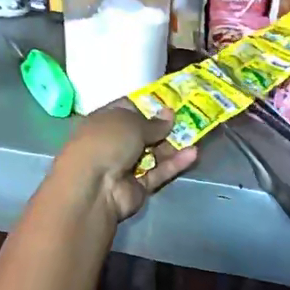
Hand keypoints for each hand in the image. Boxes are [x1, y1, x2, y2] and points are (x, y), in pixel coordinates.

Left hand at [56, 99, 199, 220]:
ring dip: (173, 146)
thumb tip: (169, 115)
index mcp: (104, 121)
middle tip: (189, 119)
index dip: (147, 105)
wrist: (94, 186)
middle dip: (164, 127)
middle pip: (144, 133)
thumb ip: (153, 122)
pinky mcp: (139, 186)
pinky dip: (174, 164)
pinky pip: (159, 172)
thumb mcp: (130, 122)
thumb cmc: (106, 142)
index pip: (126, 109)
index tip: (170, 103)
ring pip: (154, 154)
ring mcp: (126, 166)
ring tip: (196, 135)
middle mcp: (114, 142)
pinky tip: (193, 154)